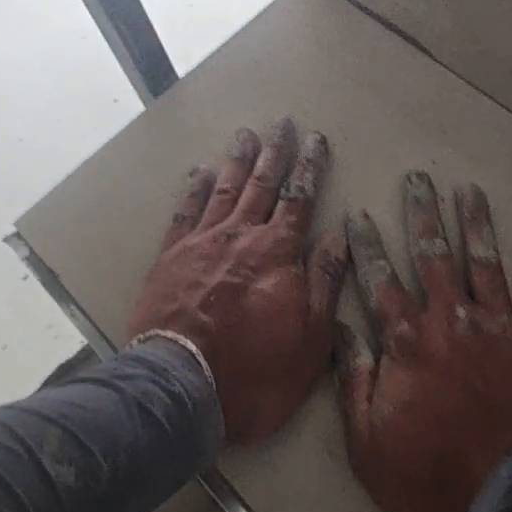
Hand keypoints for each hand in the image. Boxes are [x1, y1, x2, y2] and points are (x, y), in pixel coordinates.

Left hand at [128, 120, 350, 444]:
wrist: (180, 389)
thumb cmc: (255, 372)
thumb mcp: (310, 338)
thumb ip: (325, 280)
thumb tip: (341, 234)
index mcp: (277, 252)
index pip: (299, 198)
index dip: (309, 167)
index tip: (315, 139)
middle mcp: (241, 235)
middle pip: (261, 184)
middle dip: (275, 152)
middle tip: (282, 122)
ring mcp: (202, 243)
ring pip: (224, 189)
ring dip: (237, 160)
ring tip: (246, 135)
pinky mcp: (170, 257)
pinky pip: (185, 212)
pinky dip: (193, 189)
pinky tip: (199, 171)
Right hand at [336, 173, 511, 511]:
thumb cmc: (433, 477)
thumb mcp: (369, 444)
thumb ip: (354, 382)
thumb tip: (341, 332)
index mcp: (408, 341)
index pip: (379, 280)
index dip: (367, 245)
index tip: (360, 213)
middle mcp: (451, 319)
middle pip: (433, 255)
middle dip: (424, 213)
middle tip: (420, 178)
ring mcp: (500, 325)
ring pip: (484, 260)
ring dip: (476, 222)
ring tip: (471, 190)